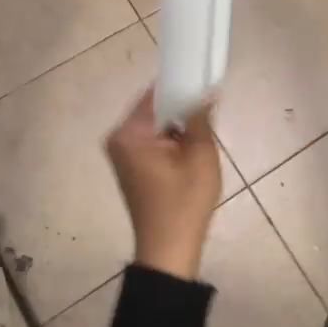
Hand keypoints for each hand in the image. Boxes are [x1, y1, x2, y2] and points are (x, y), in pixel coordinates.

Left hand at [106, 88, 222, 279]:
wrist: (168, 249)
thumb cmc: (184, 201)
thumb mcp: (200, 154)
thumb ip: (200, 116)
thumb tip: (206, 90)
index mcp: (129, 132)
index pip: (157, 92)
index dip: (182, 83)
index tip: (205, 77)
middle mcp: (118, 138)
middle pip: (154, 107)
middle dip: (181, 106)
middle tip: (209, 107)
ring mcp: (121, 153)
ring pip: (155, 124)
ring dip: (178, 124)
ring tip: (204, 127)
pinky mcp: (129, 165)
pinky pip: (152, 139)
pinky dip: (170, 139)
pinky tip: (190, 147)